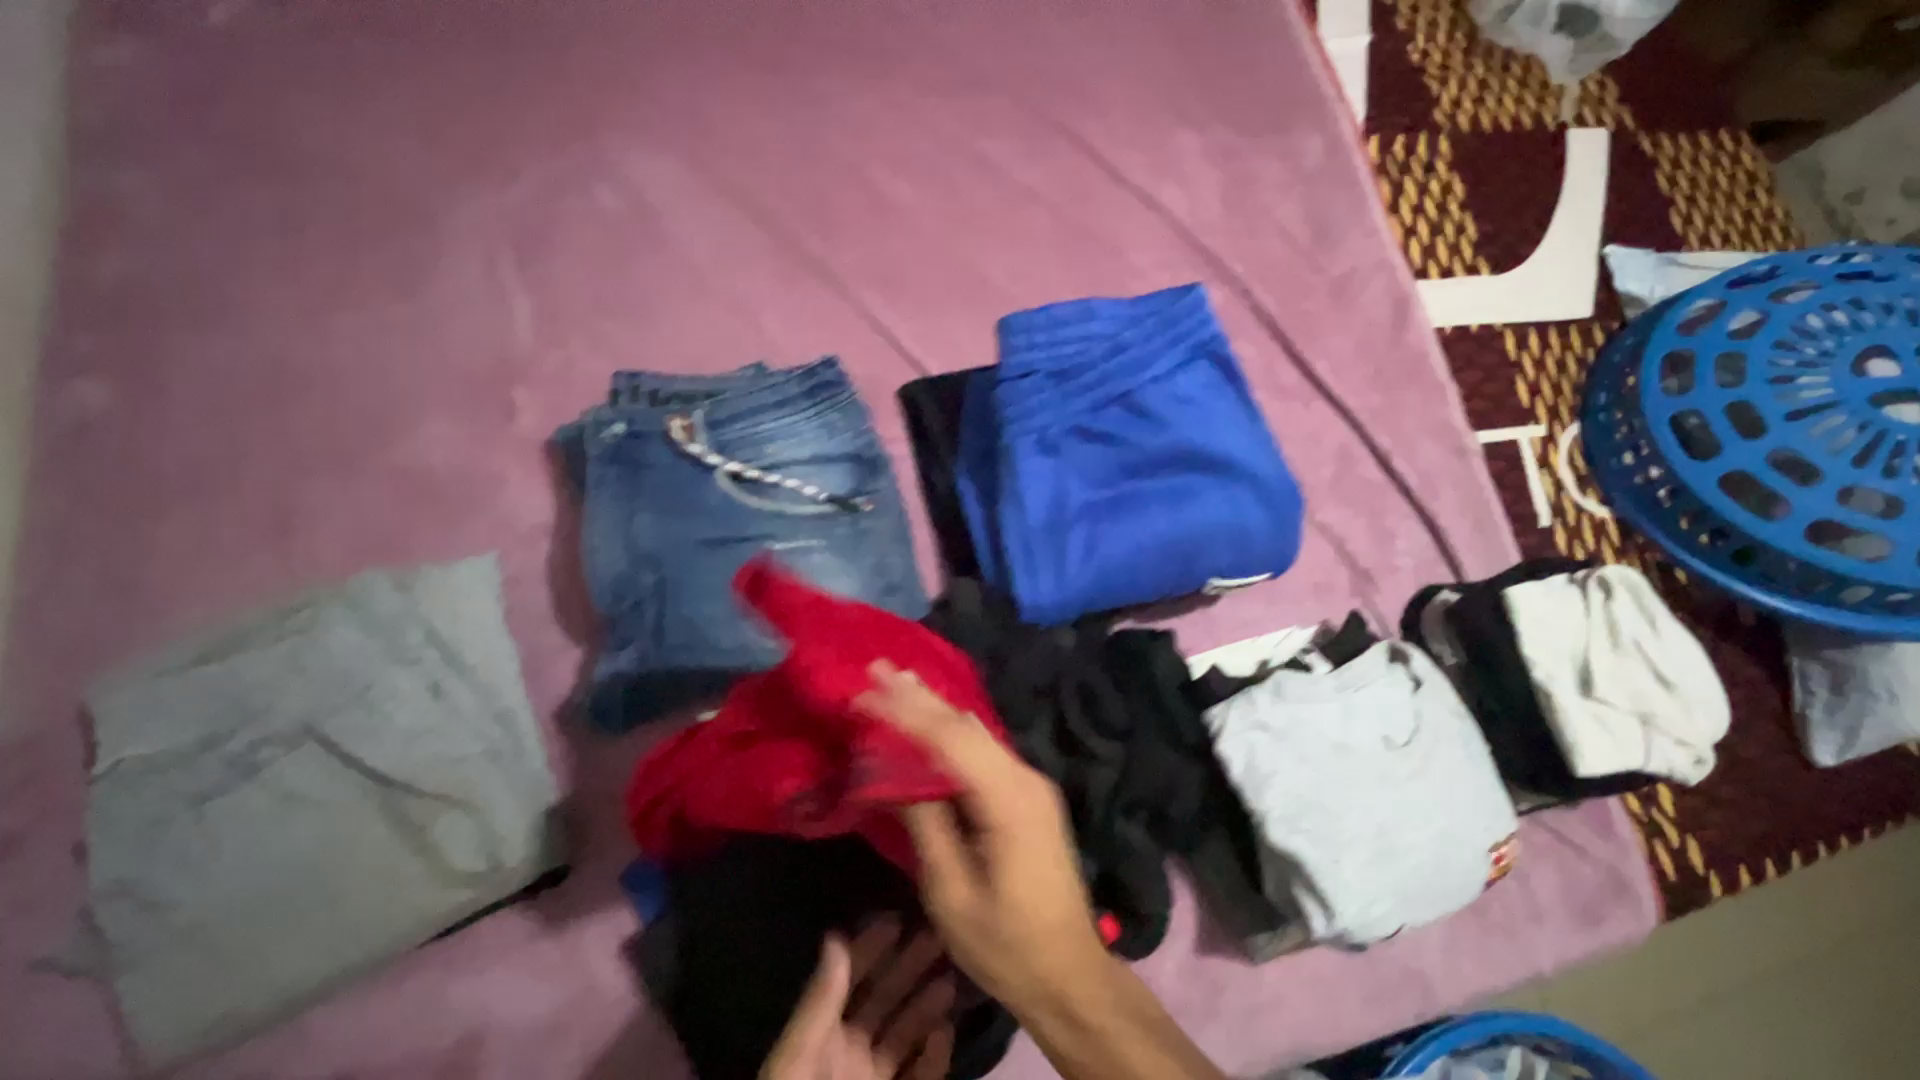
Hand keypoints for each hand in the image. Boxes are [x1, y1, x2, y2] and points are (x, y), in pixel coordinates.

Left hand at [760, 919, 955, 1079]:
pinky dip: (936, 1056)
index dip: (870, 948)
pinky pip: (921, 1077)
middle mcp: (850, 1055)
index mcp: (822, 1038)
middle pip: (885, 1002)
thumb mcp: (797, 1061)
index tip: (898, 916)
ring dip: (927, 1005)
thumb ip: (818, 1004)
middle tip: (939, 935)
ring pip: (907, 1035)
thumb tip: (836, 937)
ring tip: (953, 976)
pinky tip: (947, 1031)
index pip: (849, 981)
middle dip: (909, 967)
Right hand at [855, 661, 1112, 1014]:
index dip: (904, 713)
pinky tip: (932, 720)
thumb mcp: (952, 892)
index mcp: (1009, 799)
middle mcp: (1025, 779)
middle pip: (966, 726)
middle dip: (919, 697)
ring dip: (935, 709)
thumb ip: (925, 825)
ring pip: (976, 734)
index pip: (949, 739)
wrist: (1069, 974)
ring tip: (897, 681)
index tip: (863, 691)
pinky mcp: (1028, 799)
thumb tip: (892, 774)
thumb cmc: (1007, 944)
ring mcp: (1031, 787)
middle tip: (876, 667)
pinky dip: (951, 733)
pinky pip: (984, 753)